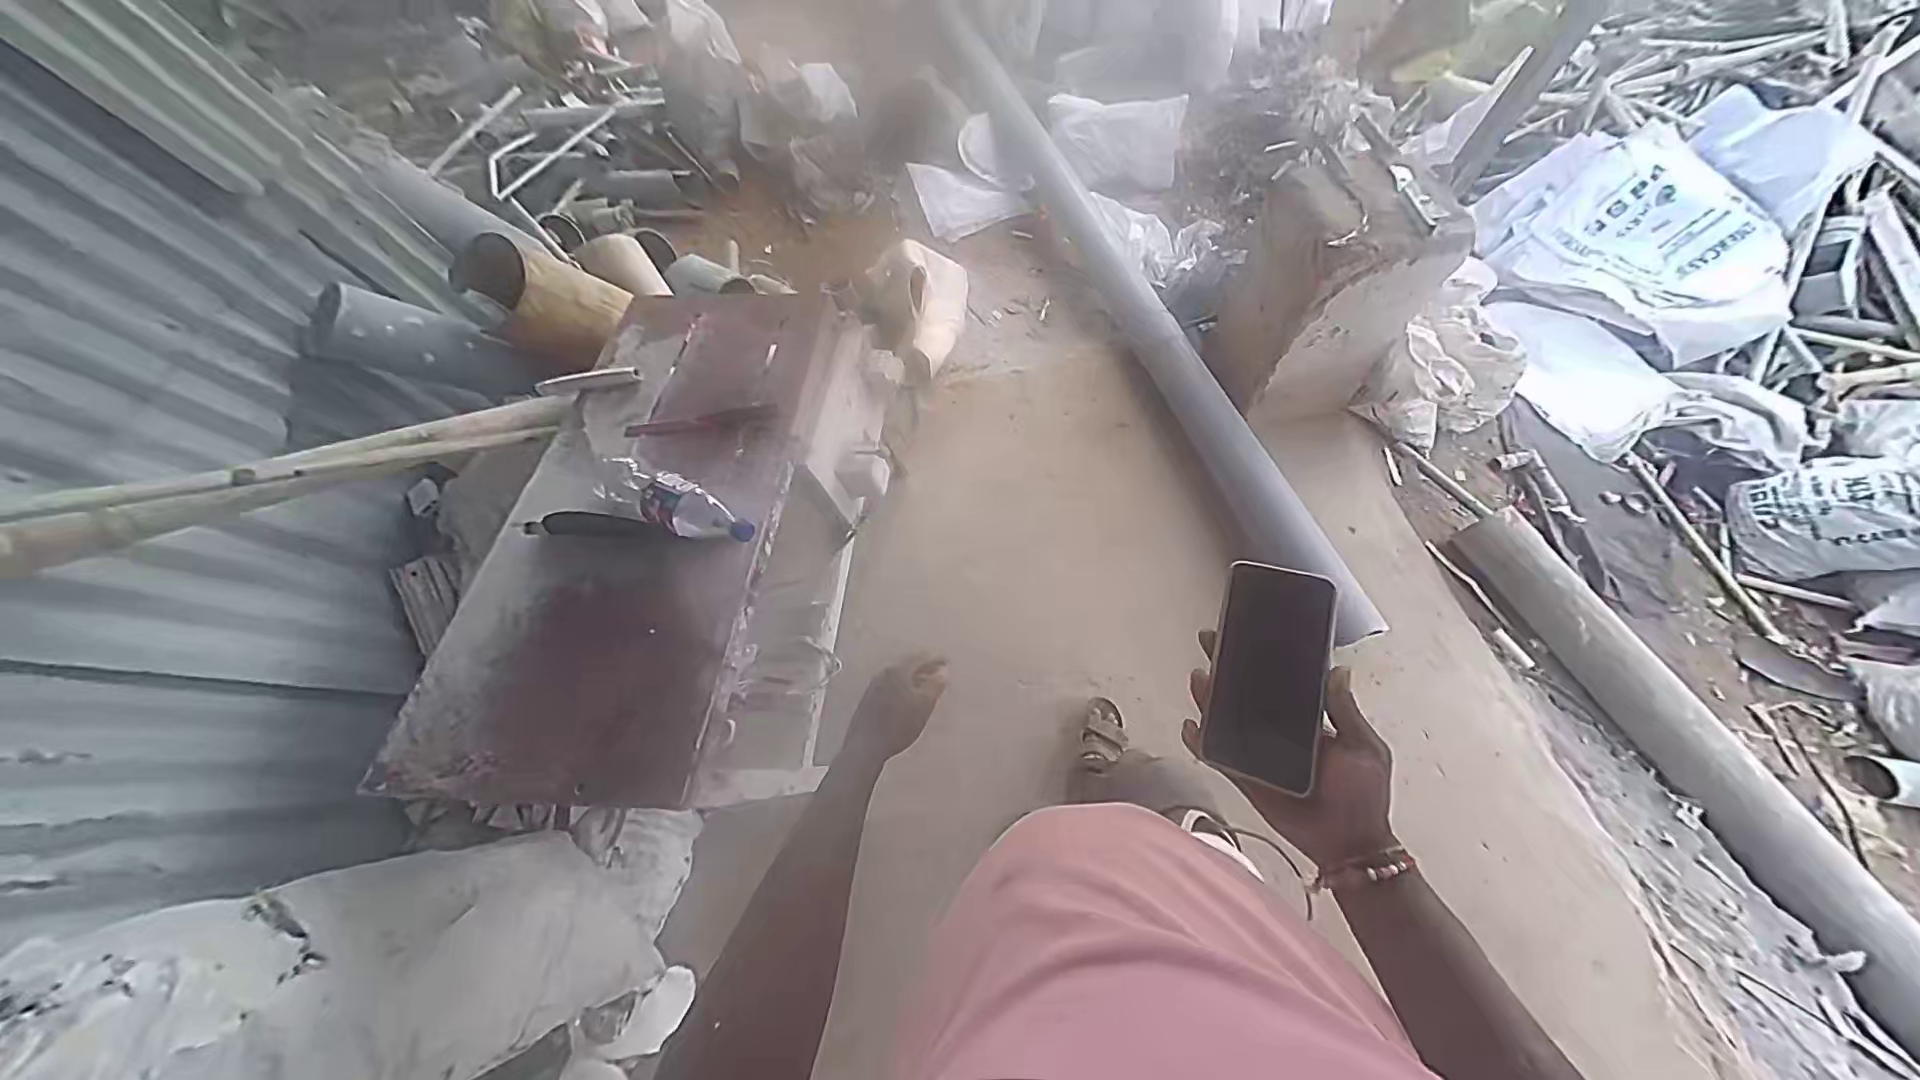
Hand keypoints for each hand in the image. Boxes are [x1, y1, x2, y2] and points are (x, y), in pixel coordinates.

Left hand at [840, 653, 949, 766]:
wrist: (866, 746)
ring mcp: (874, 687)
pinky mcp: (868, 700)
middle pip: (907, 665)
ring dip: (913, 678)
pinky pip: (890, 686)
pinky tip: (907, 698)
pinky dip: (903, 687)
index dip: (935, 659)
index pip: (919, 658)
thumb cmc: (899, 725)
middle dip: (924, 667)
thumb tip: (943, 671)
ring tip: (926, 685)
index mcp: (897, 672)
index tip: (946, 661)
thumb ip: (935, 686)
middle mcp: (883, 674)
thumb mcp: (924, 705)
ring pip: (898, 676)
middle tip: (938, 671)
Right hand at [1183, 631, 1397, 866]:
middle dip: (1224, 668)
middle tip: (1210, 643)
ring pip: (1224, 720)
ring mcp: (1256, 753)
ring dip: (1208, 699)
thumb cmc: (1363, 794)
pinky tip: (1191, 727)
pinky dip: (1200, 742)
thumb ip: (1346, 712)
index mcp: (1303, 719)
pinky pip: (1216, 756)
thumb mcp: (1364, 748)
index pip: (1275, 682)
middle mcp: (1275, 731)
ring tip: (1199, 680)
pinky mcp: (1243, 776)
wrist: (1351, 843)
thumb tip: (1339, 670)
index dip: (1257, 658)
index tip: (1242, 634)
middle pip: (1241, 694)